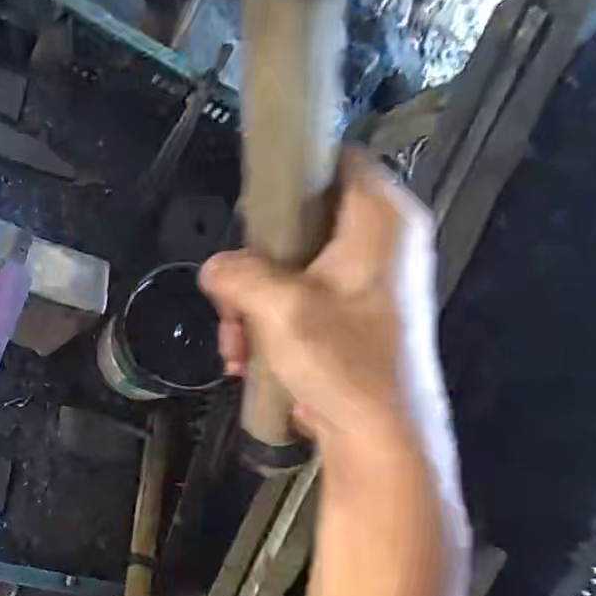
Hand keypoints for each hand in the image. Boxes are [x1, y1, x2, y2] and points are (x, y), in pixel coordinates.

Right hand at [198, 147, 451, 469]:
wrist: (377, 433)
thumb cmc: (342, 361)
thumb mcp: (279, 309)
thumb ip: (238, 275)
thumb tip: (215, 267)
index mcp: (380, 220)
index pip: (335, 162)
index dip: (286, 177)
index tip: (244, 210)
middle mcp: (378, 243)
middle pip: (296, 224)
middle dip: (250, 267)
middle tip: (230, 300)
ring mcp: (362, 282)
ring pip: (285, 269)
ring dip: (248, 306)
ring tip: (237, 345)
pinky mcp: (347, 316)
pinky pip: (293, 302)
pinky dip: (264, 326)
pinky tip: (247, 359)